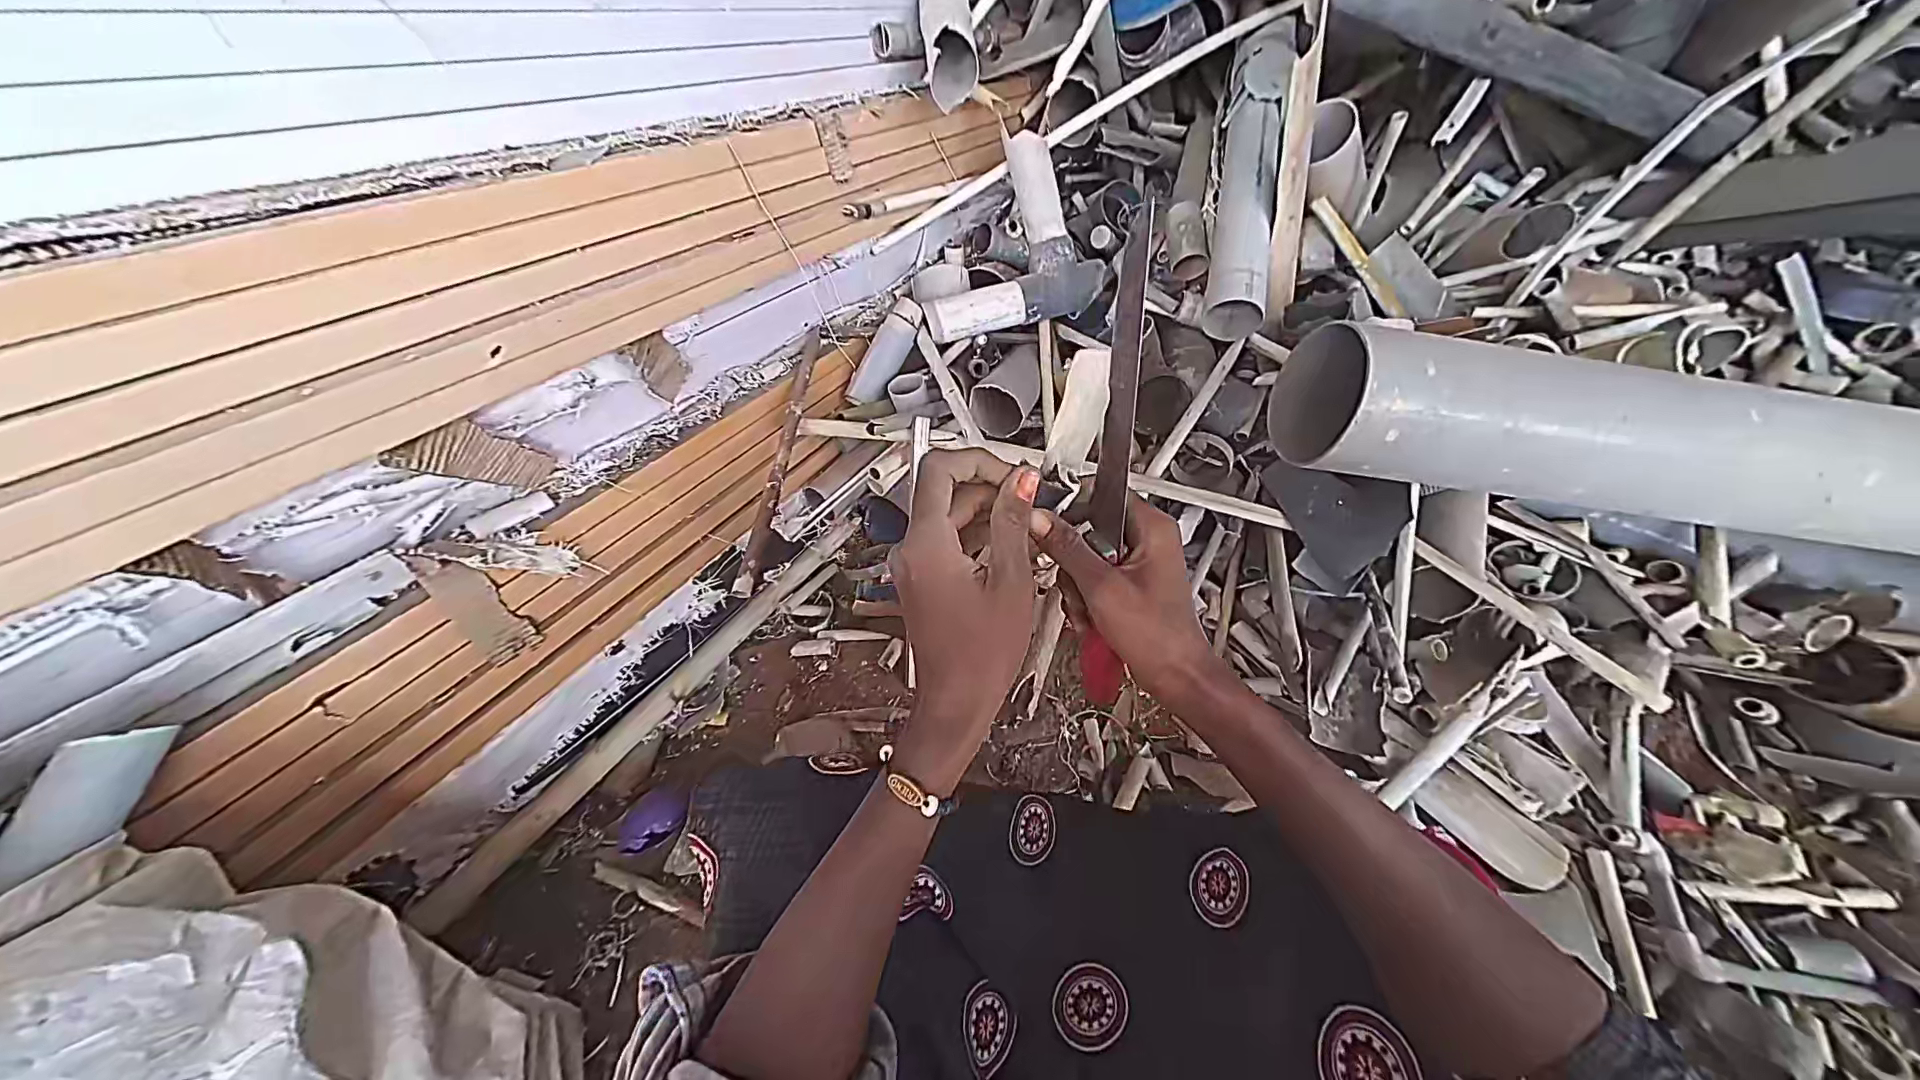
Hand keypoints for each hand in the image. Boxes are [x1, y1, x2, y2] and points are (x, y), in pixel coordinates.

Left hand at [888, 449, 1040, 791]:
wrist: (957, 700)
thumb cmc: (979, 657)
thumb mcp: (1010, 580)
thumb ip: (1014, 522)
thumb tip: (1021, 482)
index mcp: (926, 544)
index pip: (940, 469)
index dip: (979, 460)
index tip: (1011, 471)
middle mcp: (911, 550)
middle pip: (944, 490)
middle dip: (989, 487)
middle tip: (1028, 499)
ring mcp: (914, 564)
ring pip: (948, 515)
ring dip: (987, 512)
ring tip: (1026, 526)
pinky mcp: (923, 578)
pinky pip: (947, 539)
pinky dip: (977, 535)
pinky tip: (1010, 547)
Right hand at [1028, 495, 1228, 708]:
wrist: (1176, 677)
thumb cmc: (1159, 637)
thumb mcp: (1102, 587)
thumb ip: (1067, 548)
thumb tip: (1040, 519)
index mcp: (1152, 528)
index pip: (1101, 493)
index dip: (1071, 508)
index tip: (1049, 524)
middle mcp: (1147, 540)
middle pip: (1087, 530)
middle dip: (1073, 564)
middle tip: (1079, 585)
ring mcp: (1136, 564)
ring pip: (1085, 558)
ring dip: (1077, 587)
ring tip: (1089, 609)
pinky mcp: (1127, 585)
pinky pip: (1091, 580)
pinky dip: (1085, 599)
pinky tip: (1092, 618)